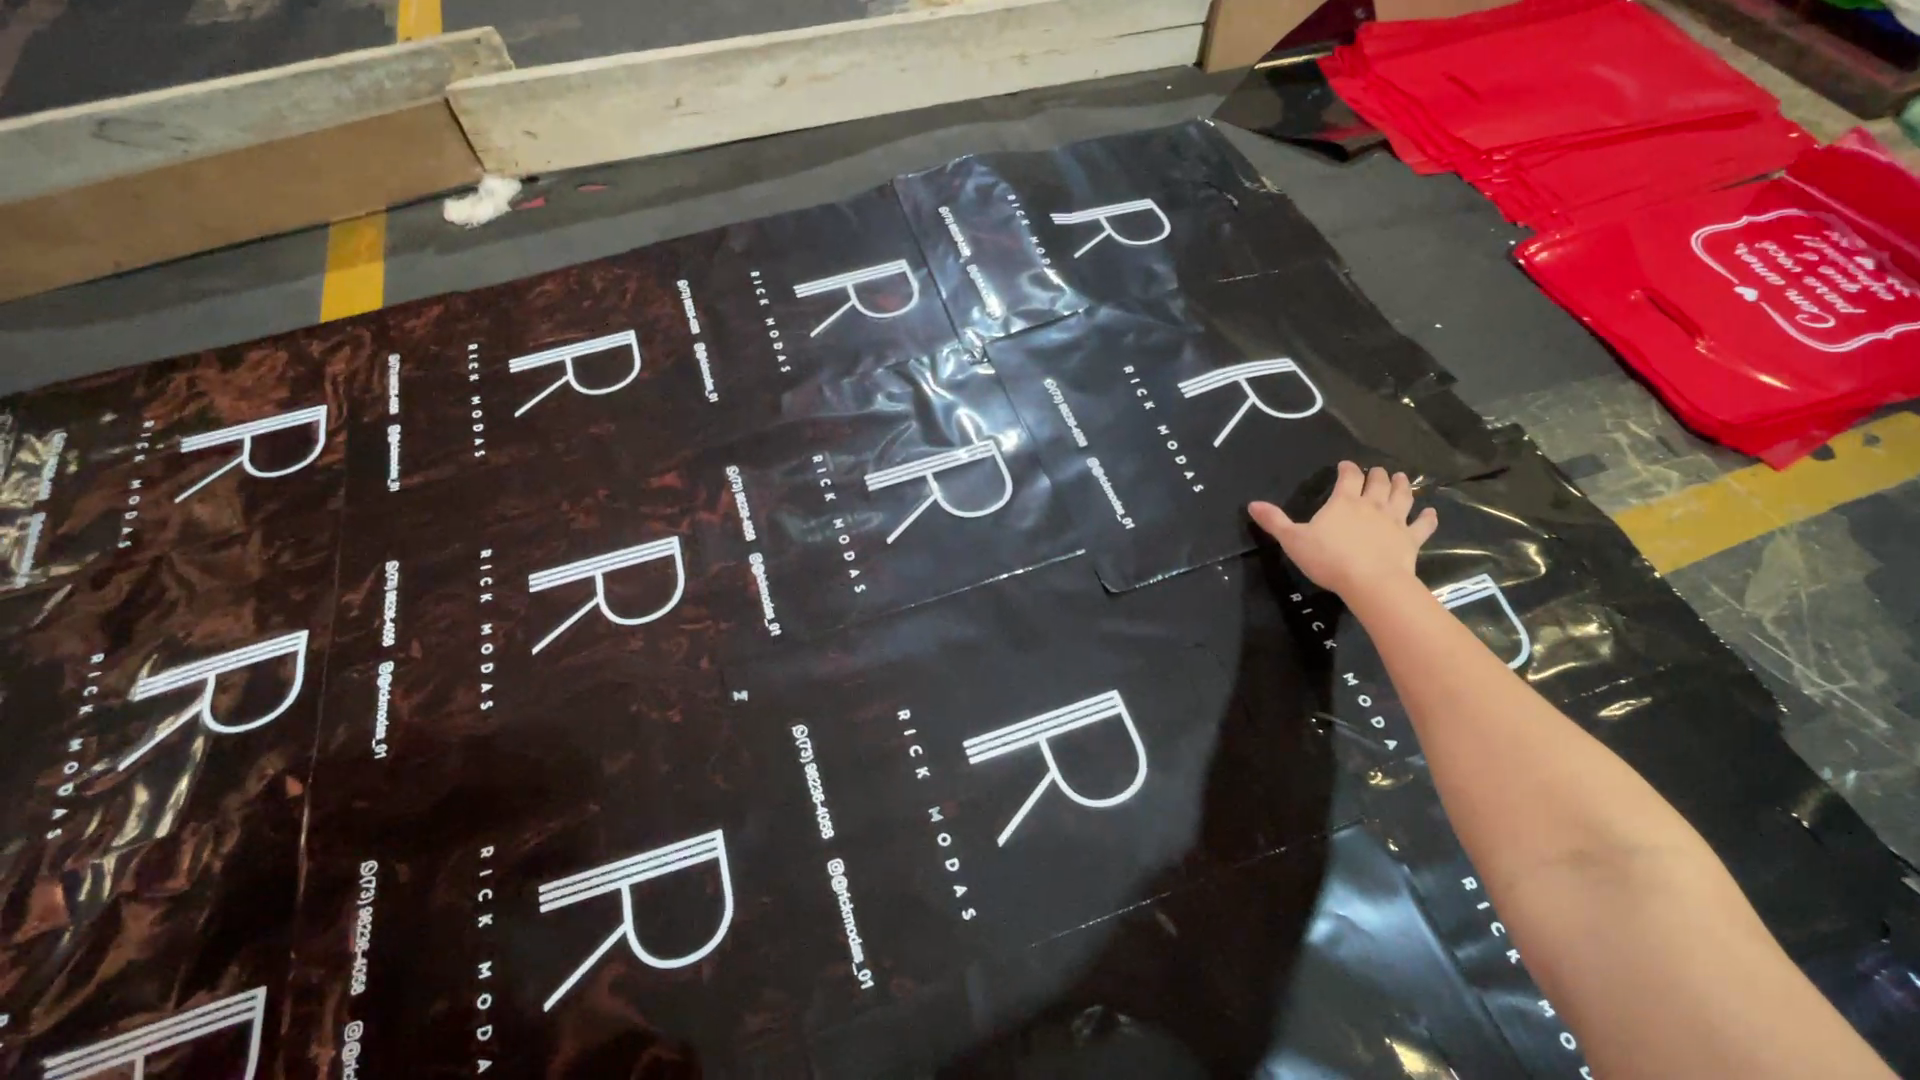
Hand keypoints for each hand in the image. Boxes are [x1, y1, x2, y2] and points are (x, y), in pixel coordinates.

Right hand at [1249, 461, 1438, 602]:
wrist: (1370, 582)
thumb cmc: (1328, 559)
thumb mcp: (1293, 540)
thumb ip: (1274, 521)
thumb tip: (1252, 504)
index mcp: (1344, 501)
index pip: (1348, 477)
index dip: (1347, 469)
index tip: (1345, 466)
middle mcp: (1372, 504)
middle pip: (1378, 482)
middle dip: (1376, 474)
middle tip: (1376, 471)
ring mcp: (1395, 521)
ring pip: (1402, 496)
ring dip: (1402, 485)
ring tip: (1401, 478)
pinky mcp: (1411, 539)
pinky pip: (1422, 525)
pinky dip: (1427, 518)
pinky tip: (1430, 512)